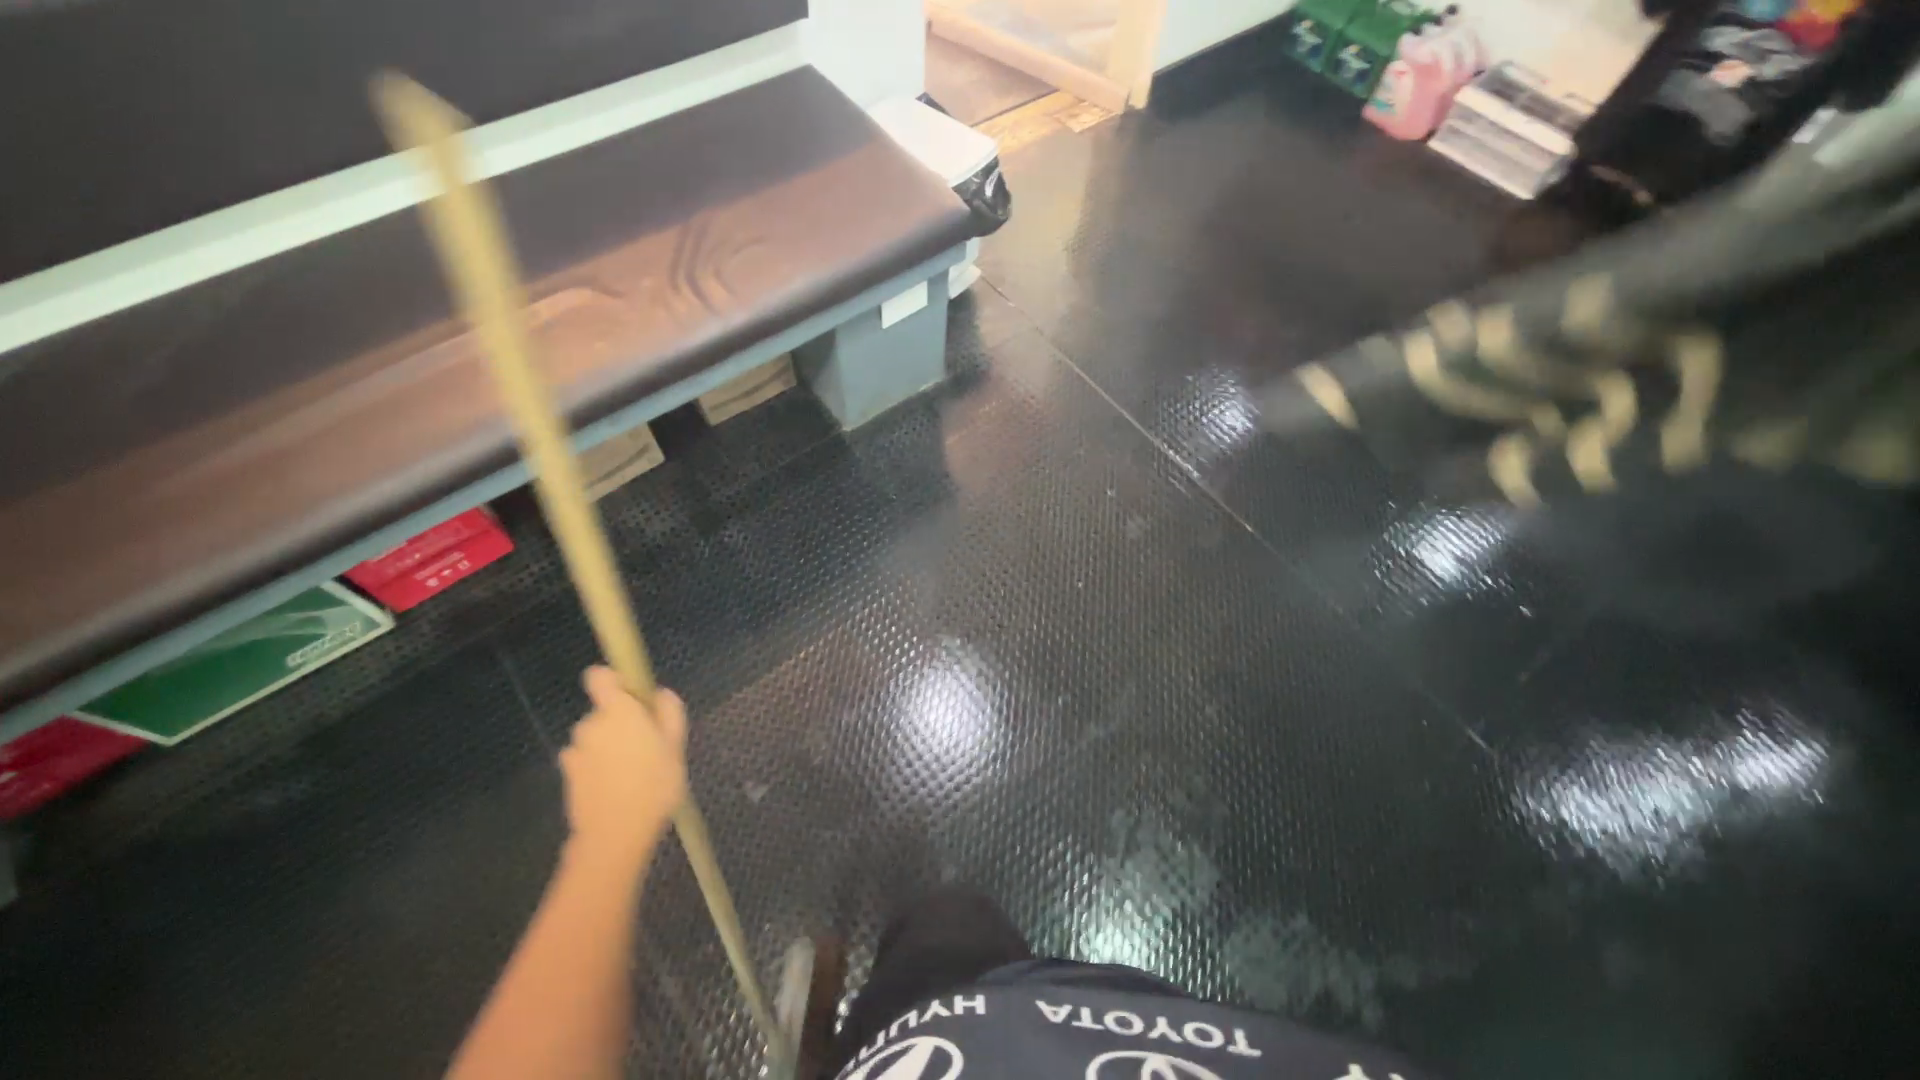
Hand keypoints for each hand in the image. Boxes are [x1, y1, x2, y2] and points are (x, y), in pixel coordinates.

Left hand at [559, 666, 687, 867]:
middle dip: (621, 724)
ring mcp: (576, 750)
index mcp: (618, 711)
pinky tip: (614, 788)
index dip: (614, 681)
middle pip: (604, 712)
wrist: (615, 835)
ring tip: (632, 774)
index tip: (633, 697)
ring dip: (609, 748)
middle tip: (647, 749)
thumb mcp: (676, 748)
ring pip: (596, 738)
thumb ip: (669, 713)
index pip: (599, 677)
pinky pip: (585, 761)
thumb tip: (660, 694)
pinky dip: (597, 768)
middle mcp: (591, 724)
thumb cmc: (653, 786)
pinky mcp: (568, 775)